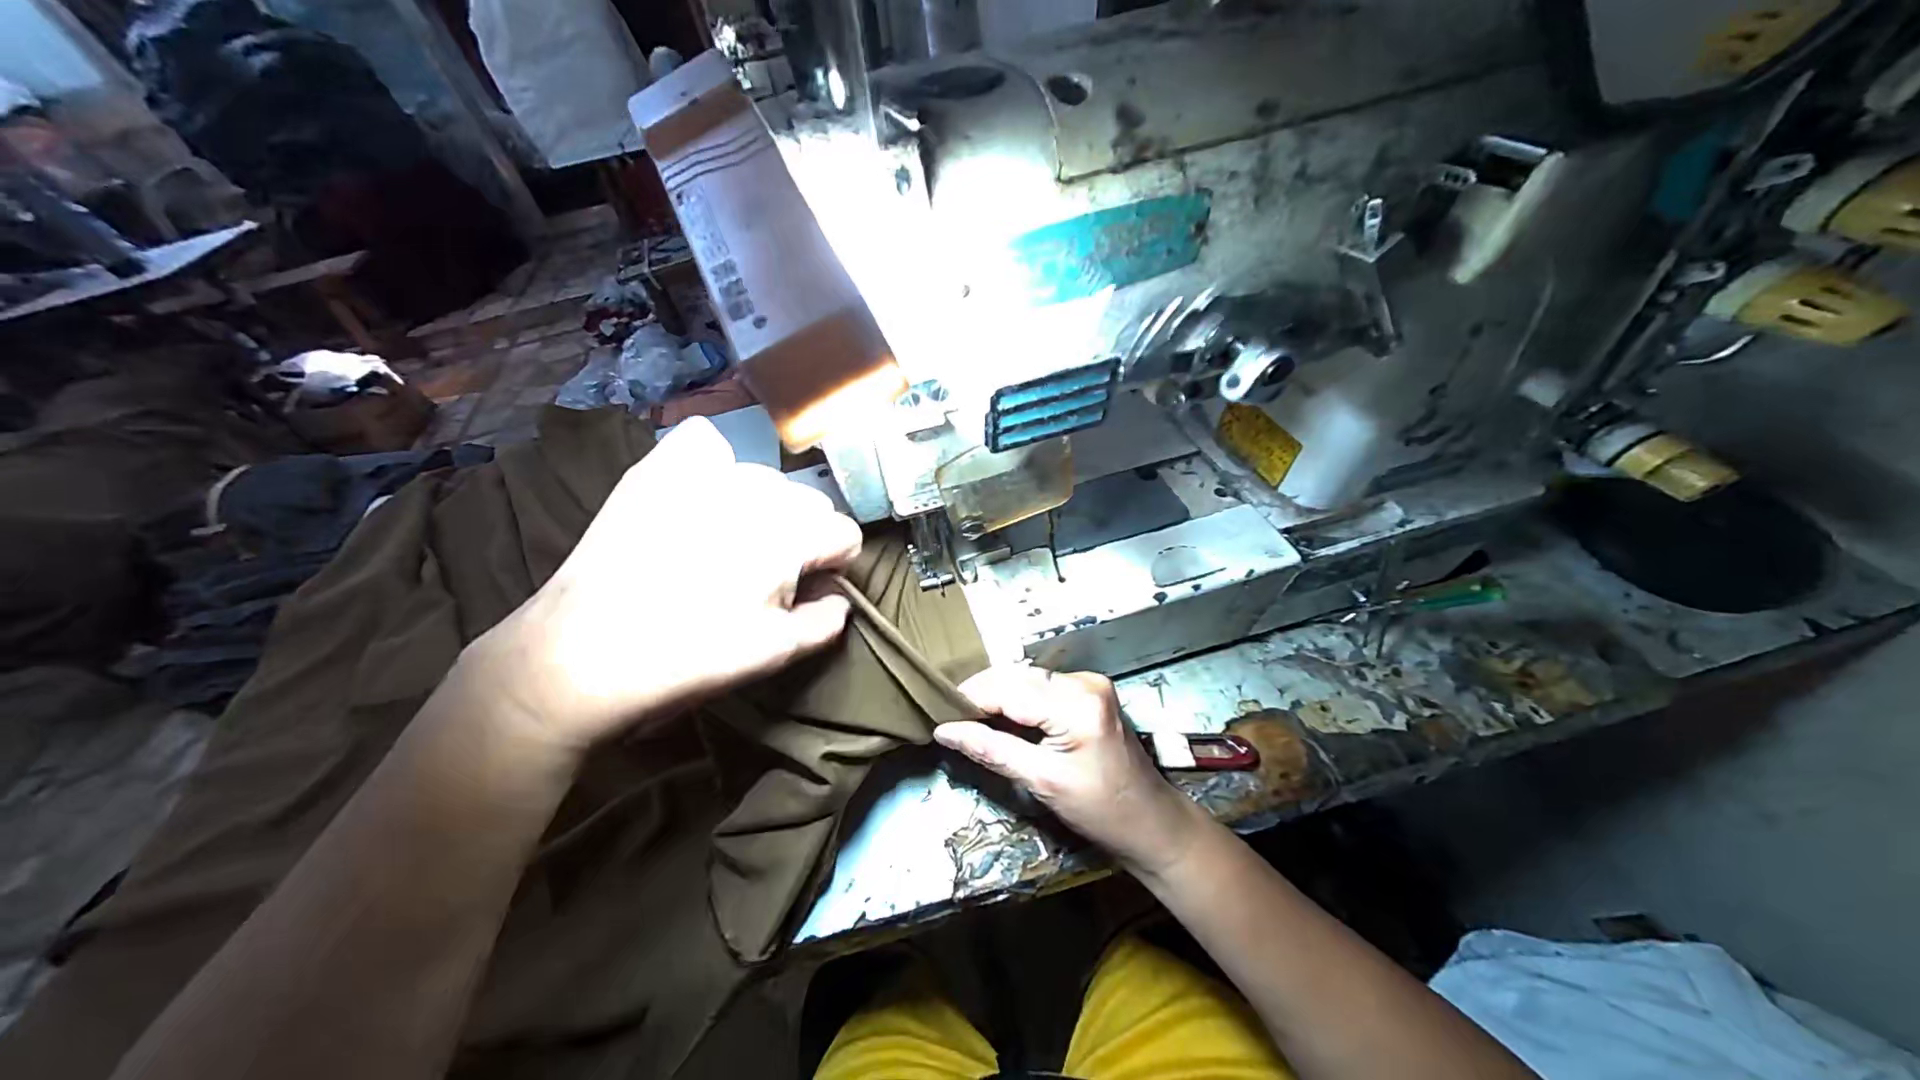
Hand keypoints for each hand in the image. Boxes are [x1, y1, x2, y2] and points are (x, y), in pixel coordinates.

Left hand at [459, 416, 862, 751]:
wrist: (581, 652)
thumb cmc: (689, 658)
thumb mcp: (775, 654)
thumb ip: (826, 620)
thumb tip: (836, 596)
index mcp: (792, 534)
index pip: (845, 532)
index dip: (831, 565)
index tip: (805, 590)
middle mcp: (757, 489)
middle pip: (809, 502)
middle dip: (799, 536)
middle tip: (762, 576)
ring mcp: (705, 471)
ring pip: (764, 478)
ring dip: (760, 507)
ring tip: (723, 544)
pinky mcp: (658, 467)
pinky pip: (706, 442)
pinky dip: (713, 463)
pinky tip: (699, 497)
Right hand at [935, 666, 1206, 876]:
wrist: (1150, 820)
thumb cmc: (1101, 810)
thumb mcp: (1041, 781)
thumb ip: (992, 750)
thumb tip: (946, 731)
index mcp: (1076, 704)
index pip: (1008, 689)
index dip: (970, 698)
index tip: (939, 714)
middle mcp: (1084, 682)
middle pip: (1016, 675)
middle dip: (981, 694)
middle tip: (950, 718)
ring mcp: (1089, 683)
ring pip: (1025, 677)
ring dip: (997, 694)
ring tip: (969, 719)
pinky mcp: (1089, 690)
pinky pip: (1041, 685)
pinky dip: (1017, 698)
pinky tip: (1000, 717)